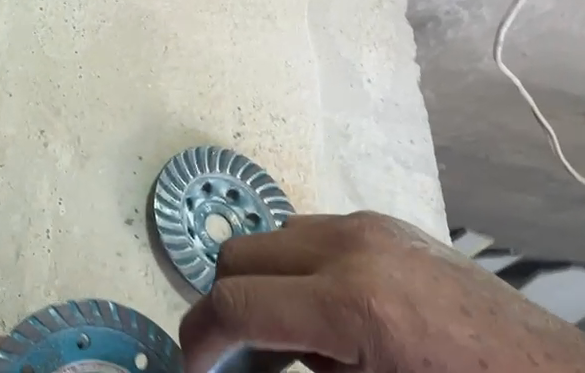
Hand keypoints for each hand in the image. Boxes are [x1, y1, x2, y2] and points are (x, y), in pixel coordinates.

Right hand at [179, 212, 584, 372]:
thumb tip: (246, 366)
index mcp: (352, 305)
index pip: (236, 303)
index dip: (200, 337)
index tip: (194, 367)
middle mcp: (351, 247)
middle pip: (239, 256)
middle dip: (228, 307)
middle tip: (243, 361)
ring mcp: (371, 227)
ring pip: (272, 240)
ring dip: (265, 287)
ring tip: (297, 346)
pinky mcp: (389, 225)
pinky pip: (313, 236)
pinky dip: (301, 273)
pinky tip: (336, 321)